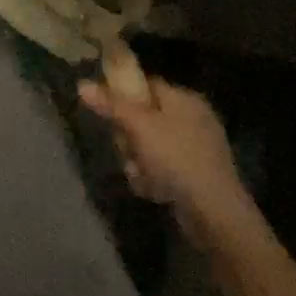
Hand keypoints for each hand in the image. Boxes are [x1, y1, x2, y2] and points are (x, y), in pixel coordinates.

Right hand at [79, 78, 254, 242]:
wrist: (214, 211)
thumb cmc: (176, 158)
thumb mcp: (138, 126)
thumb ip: (111, 104)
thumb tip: (82, 84)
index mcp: (185, 100)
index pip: (145, 85)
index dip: (122, 94)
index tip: (106, 110)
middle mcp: (192, 119)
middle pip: (142, 117)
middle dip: (127, 136)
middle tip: (127, 148)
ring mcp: (195, 148)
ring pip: (147, 144)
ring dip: (136, 160)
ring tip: (140, 173)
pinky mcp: (194, 173)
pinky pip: (161, 166)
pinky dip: (152, 176)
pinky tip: (152, 189)